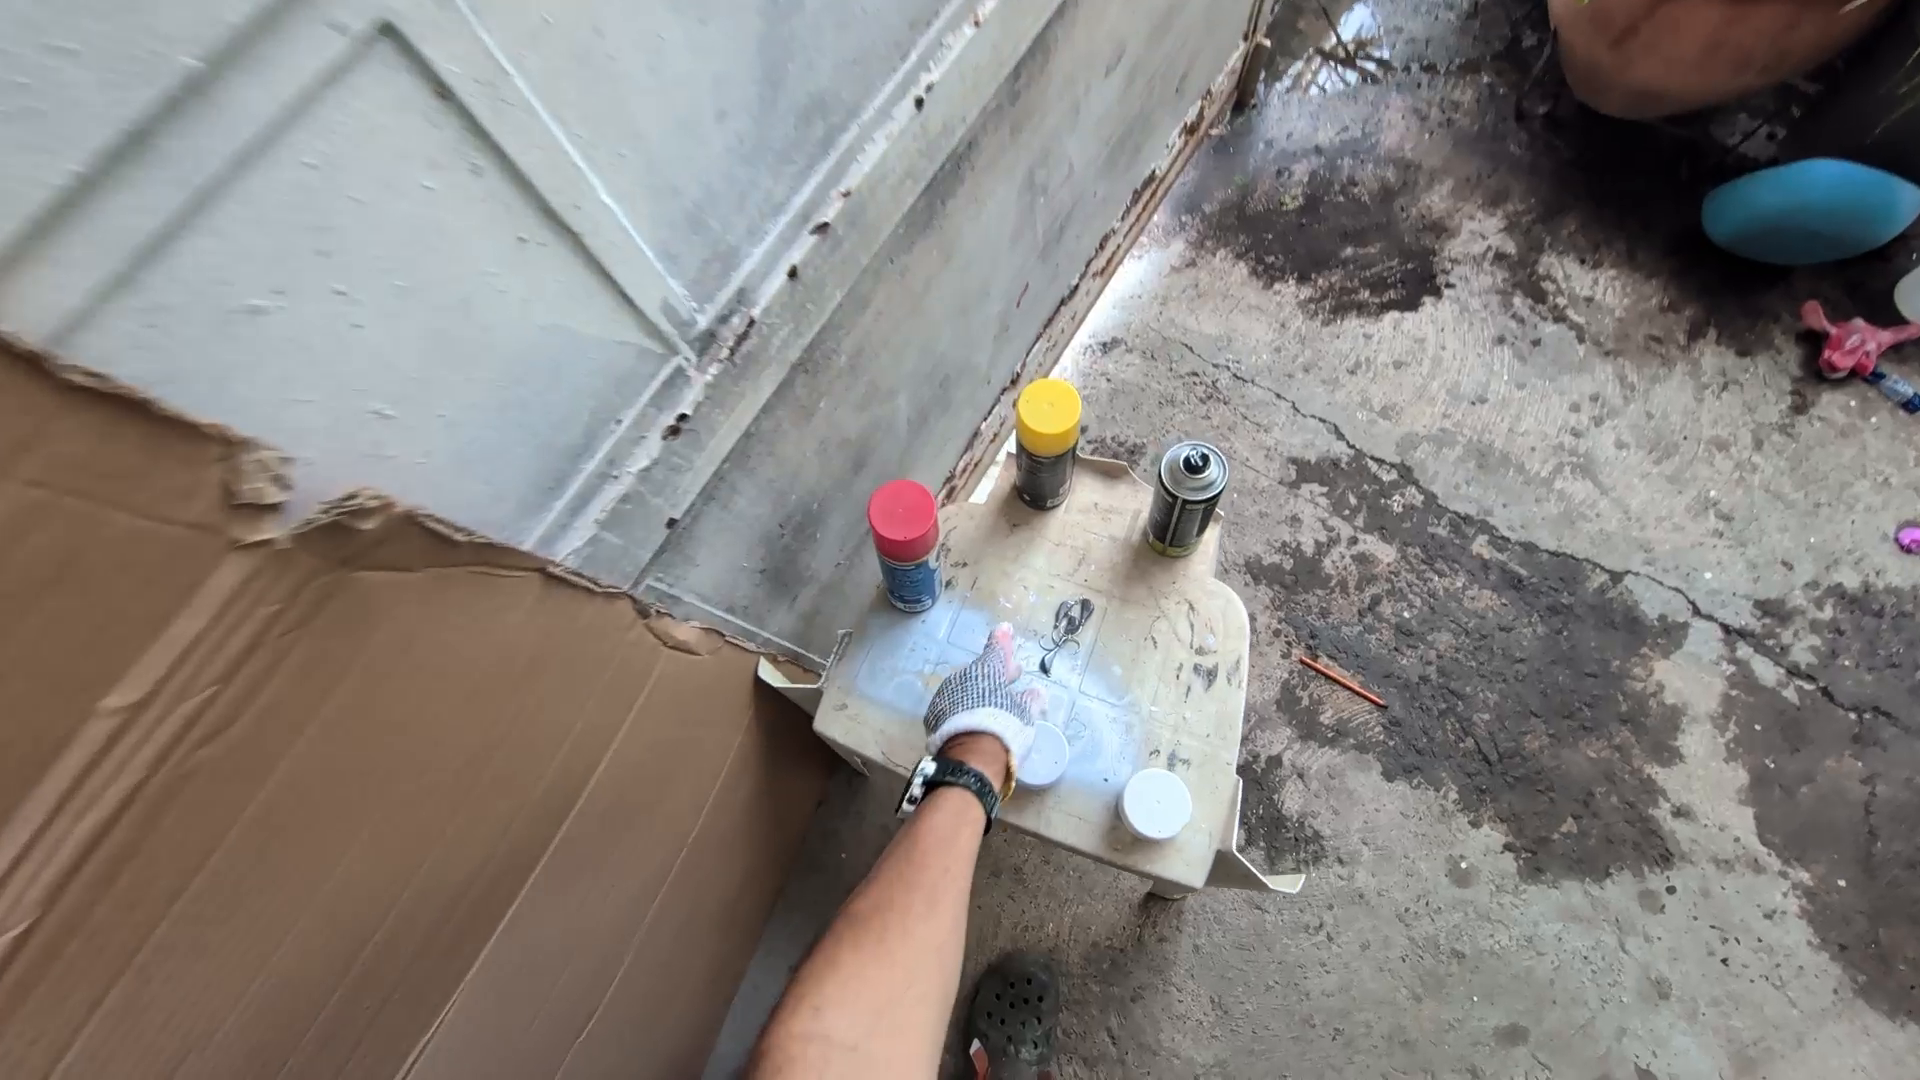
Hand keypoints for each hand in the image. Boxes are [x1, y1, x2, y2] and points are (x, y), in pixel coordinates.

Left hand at [923, 623, 1042, 785]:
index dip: (1002, 640)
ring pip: (966, 688)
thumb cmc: (1003, 728)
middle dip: (996, 673)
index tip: (1004, 628)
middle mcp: (964, 677)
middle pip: (982, 672)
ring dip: (978, 692)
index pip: (996, 650)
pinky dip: (963, 707)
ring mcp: (947, 695)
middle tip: (1011, 674)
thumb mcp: (1024, 715)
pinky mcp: (935, 715)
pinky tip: (970, 718)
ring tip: (991, 702)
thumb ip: (1029, 701)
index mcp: (987, 671)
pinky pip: (953, 705)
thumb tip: (1037, 691)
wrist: (970, 757)